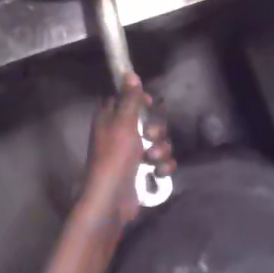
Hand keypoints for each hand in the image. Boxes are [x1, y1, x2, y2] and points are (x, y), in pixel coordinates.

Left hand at [81, 73, 173, 227]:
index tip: (148, 103)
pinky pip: (161, 163)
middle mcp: (120, 135)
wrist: (111, 199)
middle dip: (156, 130)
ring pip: (157, 143)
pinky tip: (158, 173)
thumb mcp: (123, 123)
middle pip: (148, 121)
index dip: (139, 100)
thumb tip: (130, 73)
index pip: (126, 100)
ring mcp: (132, 155)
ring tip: (152, 161)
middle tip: (150, 137)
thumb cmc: (115, 157)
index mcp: (110, 120)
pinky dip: (162, 167)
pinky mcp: (142, 173)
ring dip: (161, 150)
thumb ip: (129, 99)